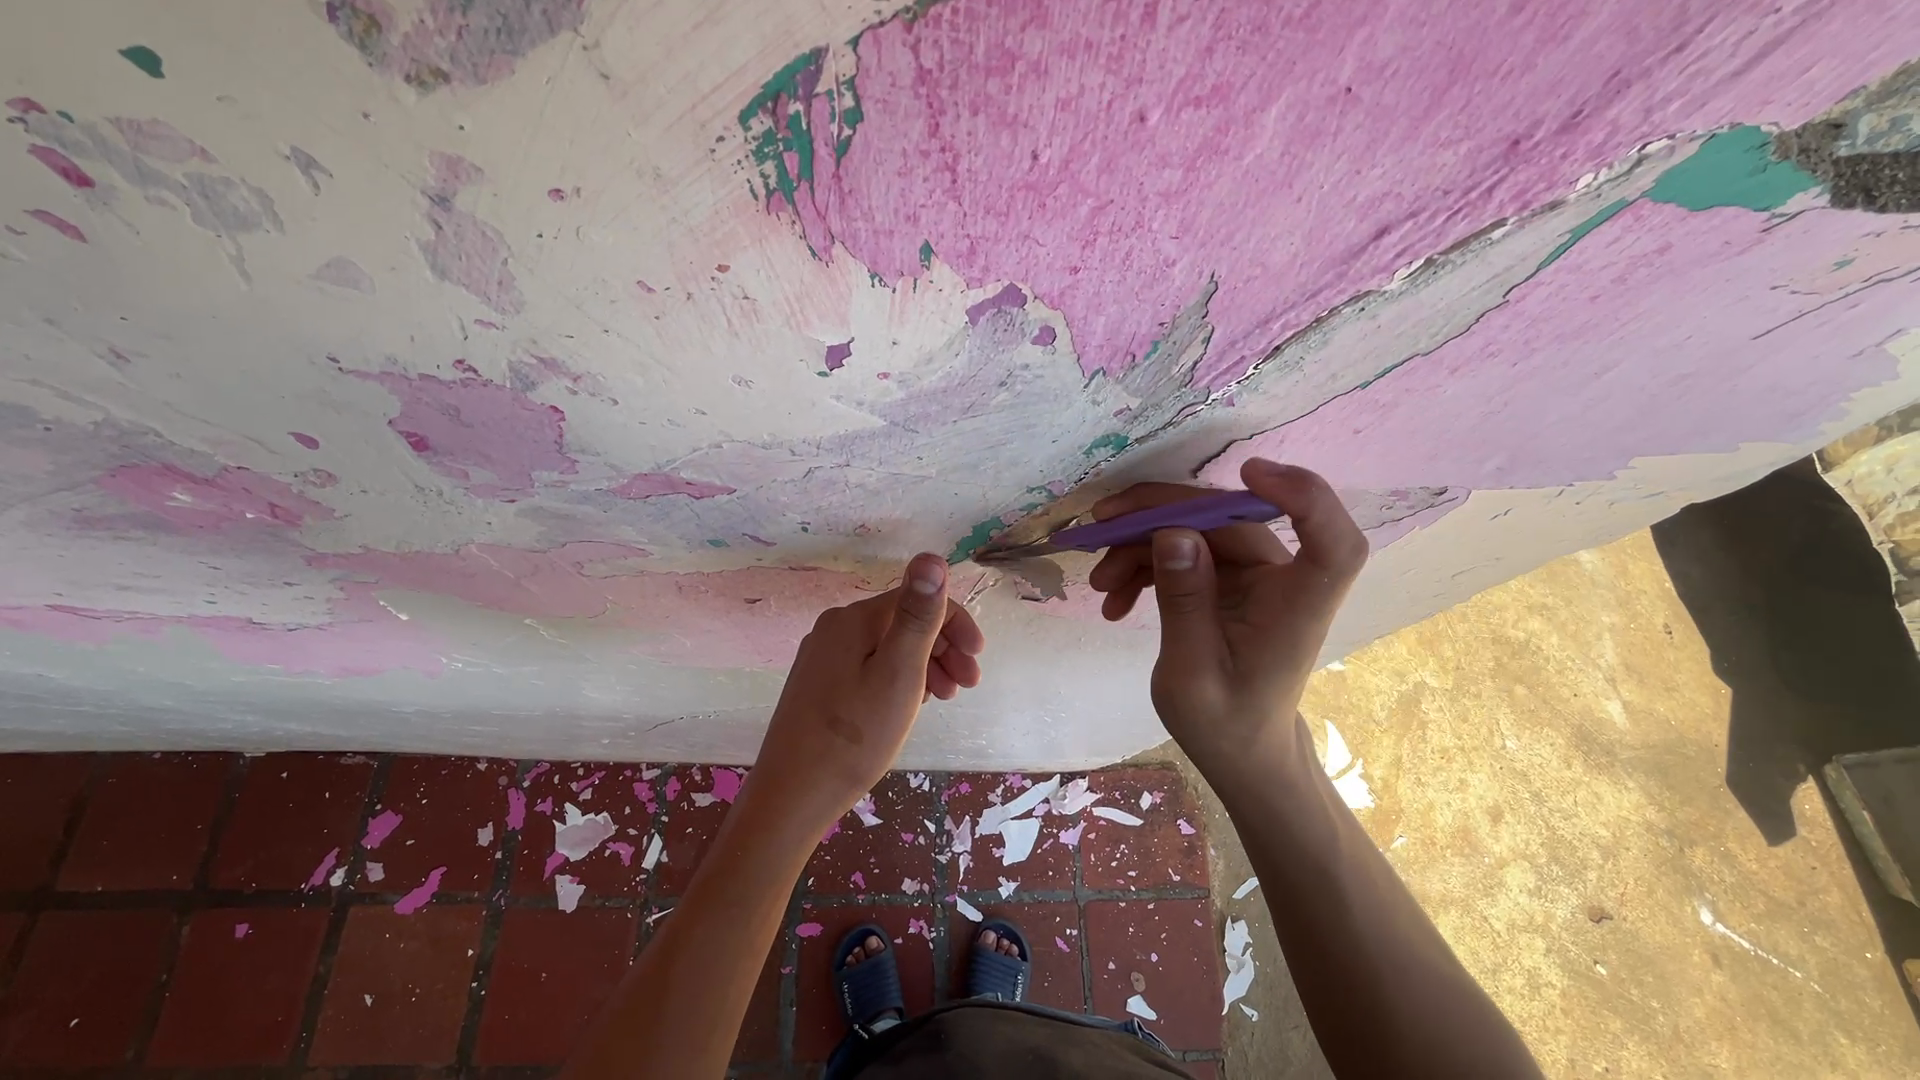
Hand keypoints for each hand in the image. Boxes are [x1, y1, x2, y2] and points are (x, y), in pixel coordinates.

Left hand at [744, 553, 985, 830]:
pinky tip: (908, 707)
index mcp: (853, 619)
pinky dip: (898, 680)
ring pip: (887, 647)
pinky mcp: (818, 686)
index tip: (978, 661)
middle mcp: (834, 628)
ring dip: (924, 665)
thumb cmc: (855, 735)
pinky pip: (869, 668)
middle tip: (966, 687)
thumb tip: (932, 555)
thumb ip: (918, 615)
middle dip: (942, 647)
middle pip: (901, 622)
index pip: (917, 600)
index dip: (955, 625)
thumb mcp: (899, 673)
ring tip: (943, 700)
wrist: (793, 795)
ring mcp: (823, 658)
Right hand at [1088, 459, 1366, 777]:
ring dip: (1140, 546)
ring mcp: (1253, 576)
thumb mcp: (1191, 673)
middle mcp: (1282, 578)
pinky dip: (1145, 567)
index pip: (1331, 540)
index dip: (1303, 495)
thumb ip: (1185, 603)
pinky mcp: (1226, 580)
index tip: (1249, 472)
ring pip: (1197, 531)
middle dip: (1160, 515)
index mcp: (1298, 605)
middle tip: (1100, 524)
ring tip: (1100, 583)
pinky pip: (1184, 552)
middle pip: (1230, 520)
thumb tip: (1172, 534)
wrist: (1236, 747)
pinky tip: (1114, 598)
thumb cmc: (1224, 723)